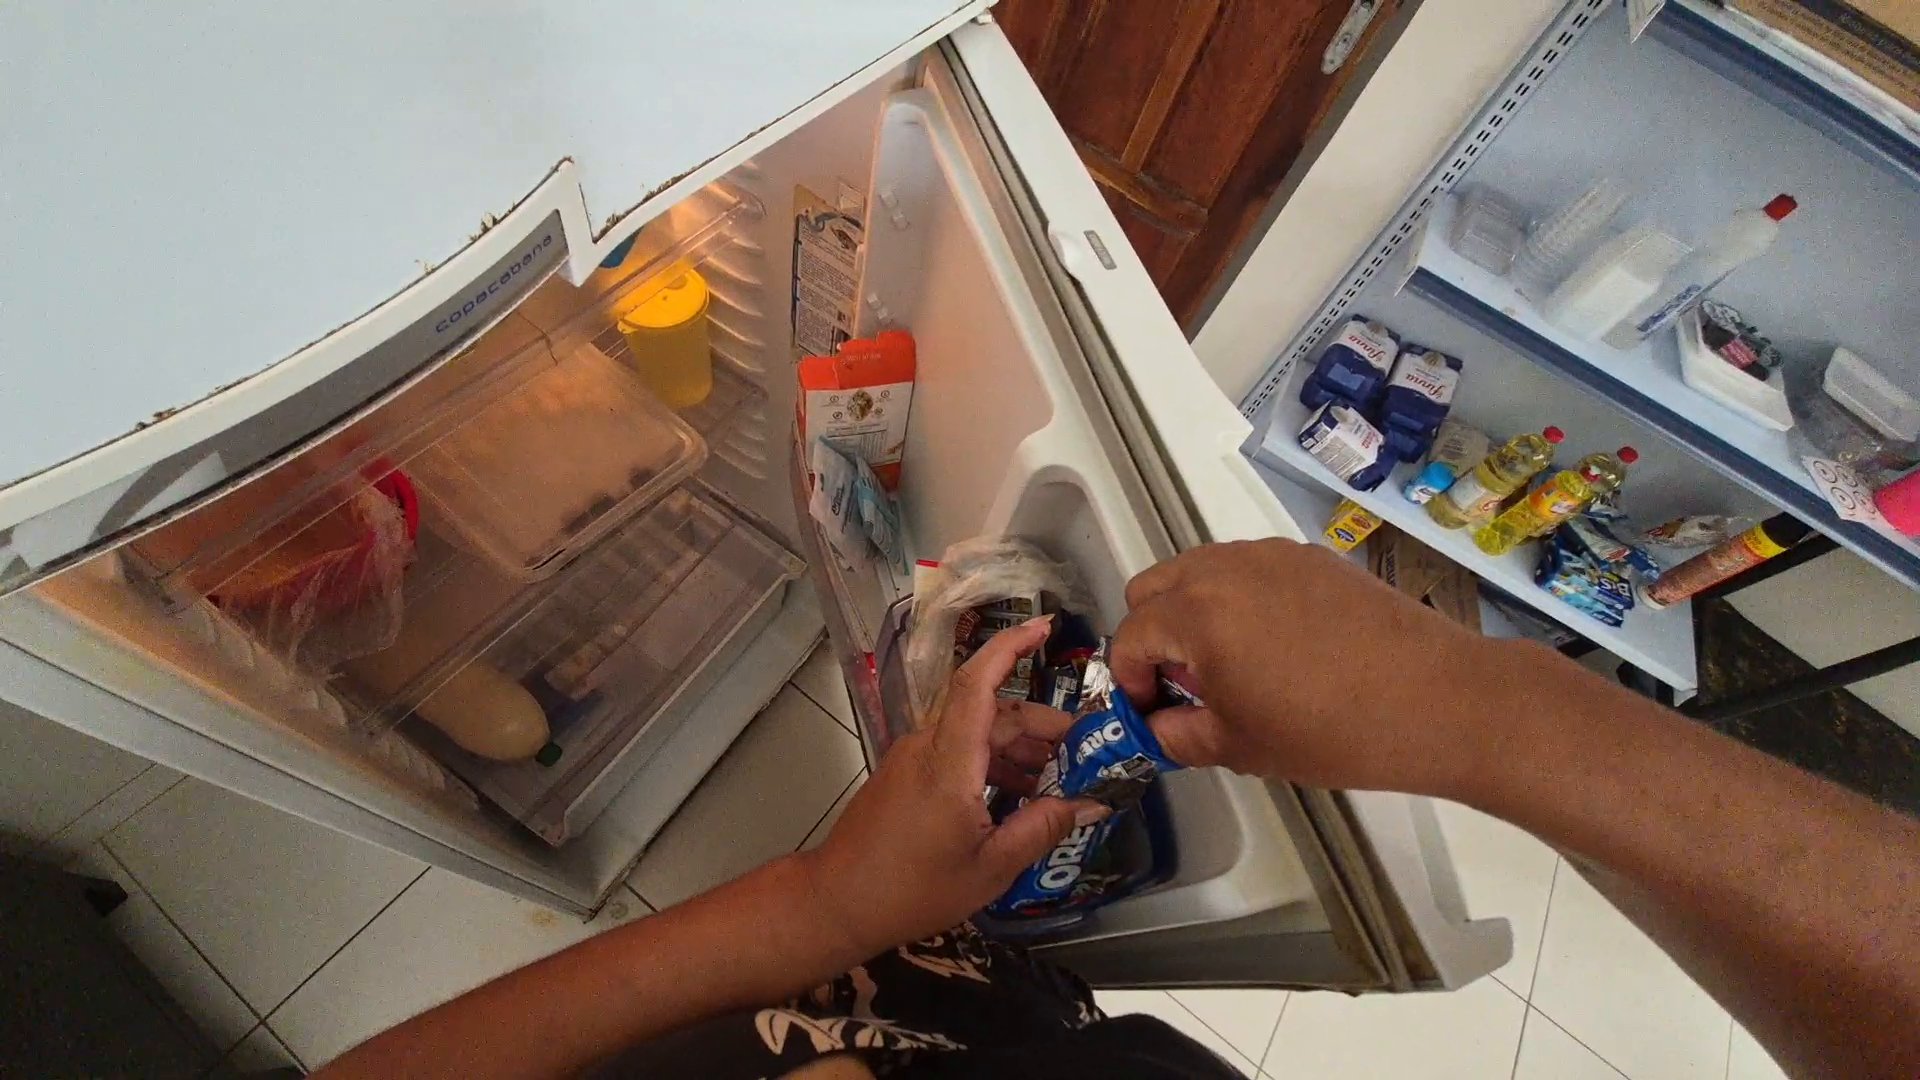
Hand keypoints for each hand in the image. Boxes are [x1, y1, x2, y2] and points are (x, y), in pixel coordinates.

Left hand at [798, 616, 1106, 956]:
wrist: (836, 901)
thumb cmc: (912, 888)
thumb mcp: (990, 867)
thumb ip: (1042, 829)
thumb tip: (1092, 805)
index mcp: (950, 760)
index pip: (978, 682)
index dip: (1010, 646)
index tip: (1044, 626)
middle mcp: (930, 745)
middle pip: (992, 713)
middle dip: (1040, 725)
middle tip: (1083, 752)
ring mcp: (915, 756)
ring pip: (976, 734)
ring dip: (1018, 748)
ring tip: (1057, 780)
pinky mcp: (907, 772)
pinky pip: (958, 752)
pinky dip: (991, 764)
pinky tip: (1017, 795)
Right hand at [1109, 538, 1495, 795]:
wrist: (1441, 700)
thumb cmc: (1329, 730)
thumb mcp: (1238, 747)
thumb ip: (1176, 735)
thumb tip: (1156, 725)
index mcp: (1195, 612)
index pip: (1129, 636)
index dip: (1129, 680)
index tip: (1153, 711)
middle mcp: (1221, 568)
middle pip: (1150, 588)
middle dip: (1151, 634)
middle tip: (1184, 679)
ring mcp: (1266, 554)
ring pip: (1195, 570)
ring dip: (1189, 611)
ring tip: (1232, 659)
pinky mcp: (1306, 555)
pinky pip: (1244, 568)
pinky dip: (1235, 597)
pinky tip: (1279, 640)